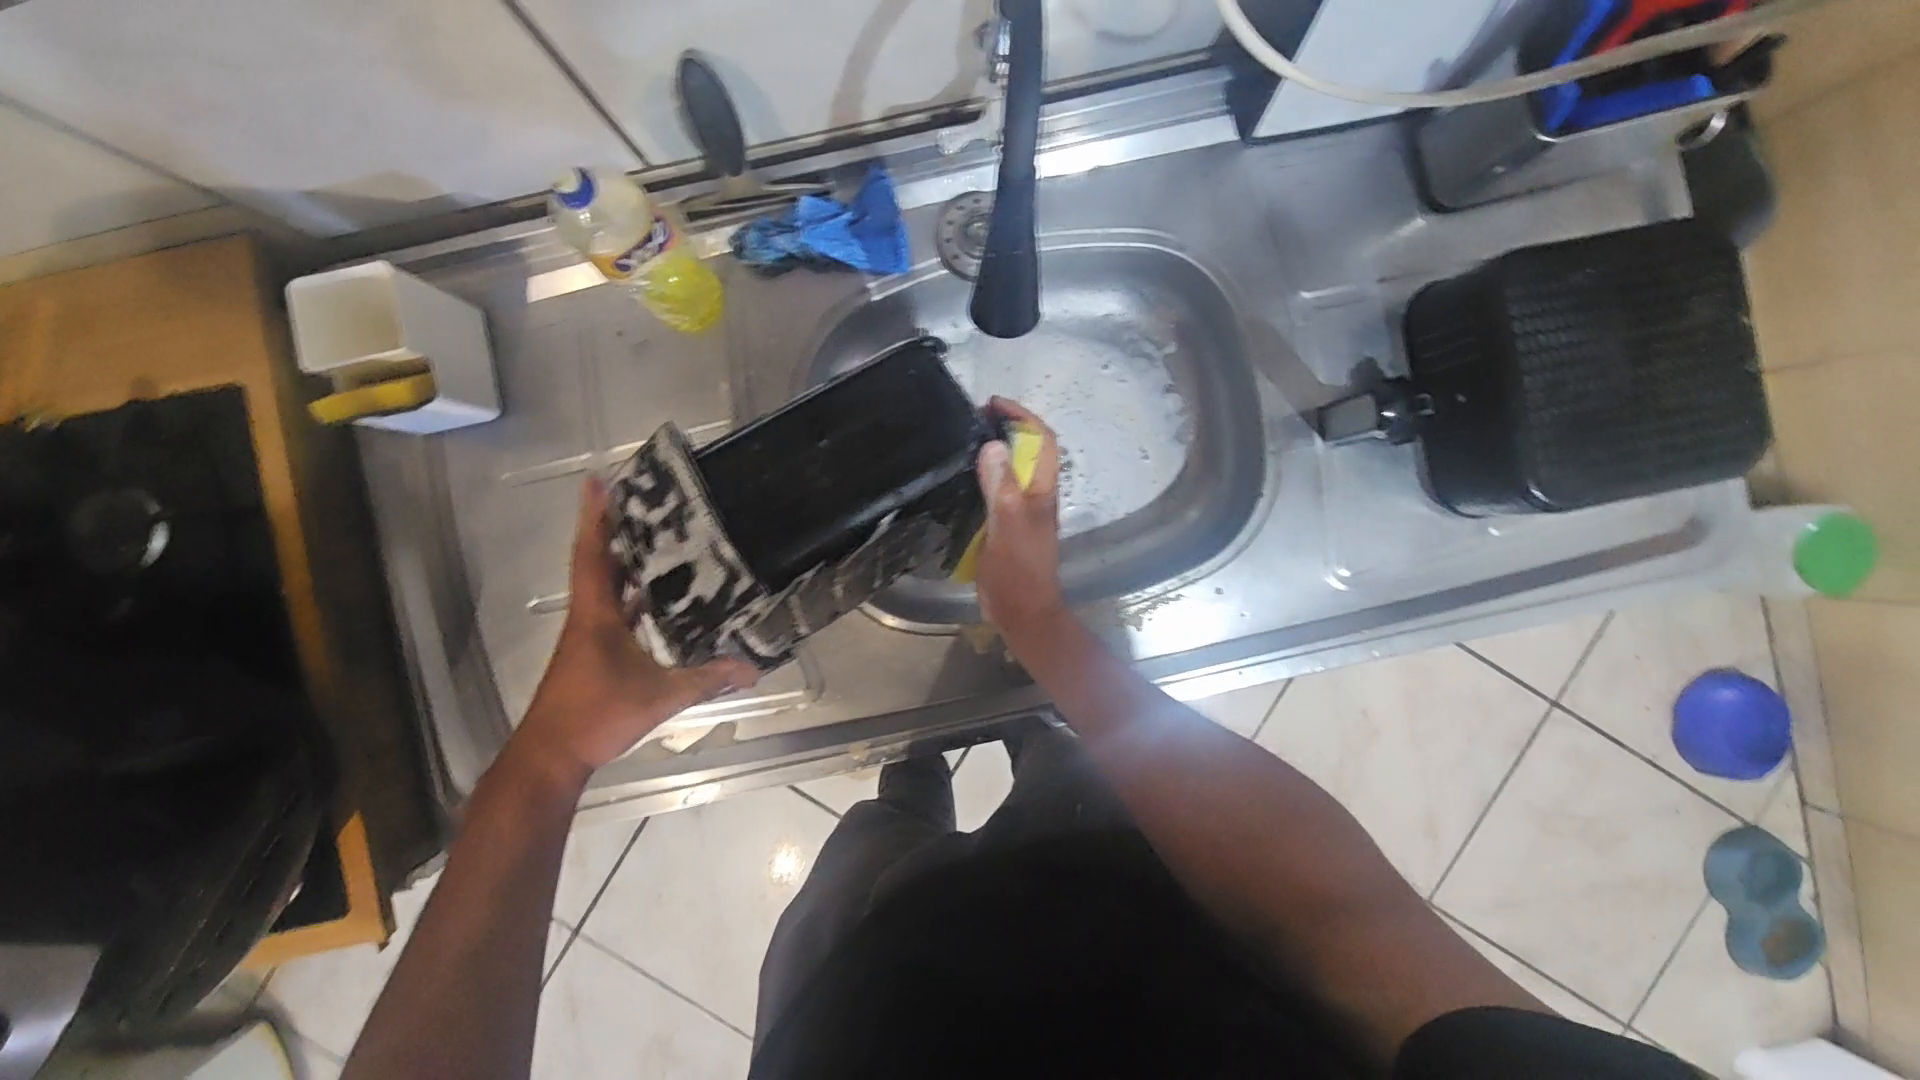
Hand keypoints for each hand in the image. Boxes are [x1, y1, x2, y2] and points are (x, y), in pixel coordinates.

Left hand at [510, 478, 756, 783]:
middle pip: (597, 562)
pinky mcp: (592, 652)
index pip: (593, 554)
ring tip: (656, 539)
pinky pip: (612, 610)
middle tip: (644, 501)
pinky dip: (630, 597)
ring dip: (623, 562)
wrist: (551, 755)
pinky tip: (655, 600)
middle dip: (615, 529)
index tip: (598, 480)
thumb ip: (707, 679)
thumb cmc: (596, 715)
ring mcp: (587, 635)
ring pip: (604, 587)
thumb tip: (753, 668)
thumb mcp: (660, 696)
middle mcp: (587, 617)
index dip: (596, 516)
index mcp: (595, 615)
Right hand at [973, 396, 1065, 637]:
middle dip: (1004, 429)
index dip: (1022, 417)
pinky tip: (957, 479)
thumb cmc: (1019, 568)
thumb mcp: (1008, 522)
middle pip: (1025, 452)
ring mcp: (1018, 512)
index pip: (1042, 440)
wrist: (1021, 611)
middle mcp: (1033, 496)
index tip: (993, 405)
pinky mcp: (1002, 527)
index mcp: (1041, 490)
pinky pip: (992, 493)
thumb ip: (1001, 485)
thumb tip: (993, 445)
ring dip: (990, 453)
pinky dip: (979, 479)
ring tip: (960, 442)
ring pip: (1008, 472)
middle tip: (971, 421)